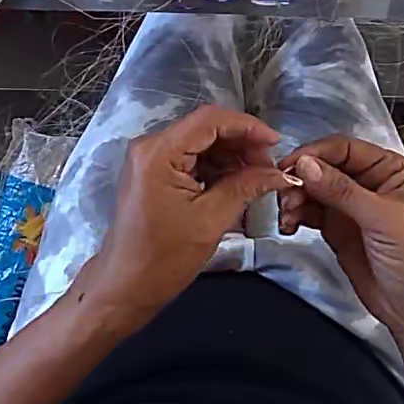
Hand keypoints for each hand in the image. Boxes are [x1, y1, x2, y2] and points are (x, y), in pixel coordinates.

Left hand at [69, 106, 290, 324]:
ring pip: (198, 143)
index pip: (208, 120)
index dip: (246, 126)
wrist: (126, 282)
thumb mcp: (211, 220)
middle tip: (269, 168)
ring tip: (258, 178)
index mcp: (158, 152)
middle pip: (203, 129)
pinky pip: (188, 158)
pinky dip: (214, 167)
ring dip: (230, 156)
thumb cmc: (164, 256)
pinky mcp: (151, 171)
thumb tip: (278, 172)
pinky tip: (236, 183)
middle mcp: (149, 146)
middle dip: (240, 144)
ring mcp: (148, 158)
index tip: (275, 142)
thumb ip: (244, 187)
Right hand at [276, 136, 403, 340]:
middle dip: (300, 179)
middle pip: (322, 167)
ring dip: (294, 198)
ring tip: (287, 216)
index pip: (344, 148)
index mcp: (391, 171)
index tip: (288, 166)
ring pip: (311, 189)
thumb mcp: (387, 221)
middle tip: (283, 195)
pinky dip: (295, 215)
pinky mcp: (338, 229)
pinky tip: (289, 226)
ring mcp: (352, 208)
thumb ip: (343, 191)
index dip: (314, 153)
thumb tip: (303, 163)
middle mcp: (369, 184)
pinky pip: (308, 212)